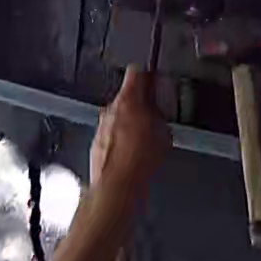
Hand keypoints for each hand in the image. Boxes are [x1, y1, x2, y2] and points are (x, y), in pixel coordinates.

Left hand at [90, 66, 167, 198]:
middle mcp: (111, 110)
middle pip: (126, 95)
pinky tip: (132, 151)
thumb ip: (159, 114)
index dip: (147, 72)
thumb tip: (158, 111)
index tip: (153, 76)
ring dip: (129, 120)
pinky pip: (111, 132)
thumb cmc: (139, 161)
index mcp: (128, 100)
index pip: (136, 71)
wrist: (117, 188)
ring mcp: (101, 126)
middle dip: (139, 101)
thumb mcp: (163, 132)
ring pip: (117, 115)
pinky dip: (120, 137)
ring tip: (144, 136)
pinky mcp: (96, 143)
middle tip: (154, 110)